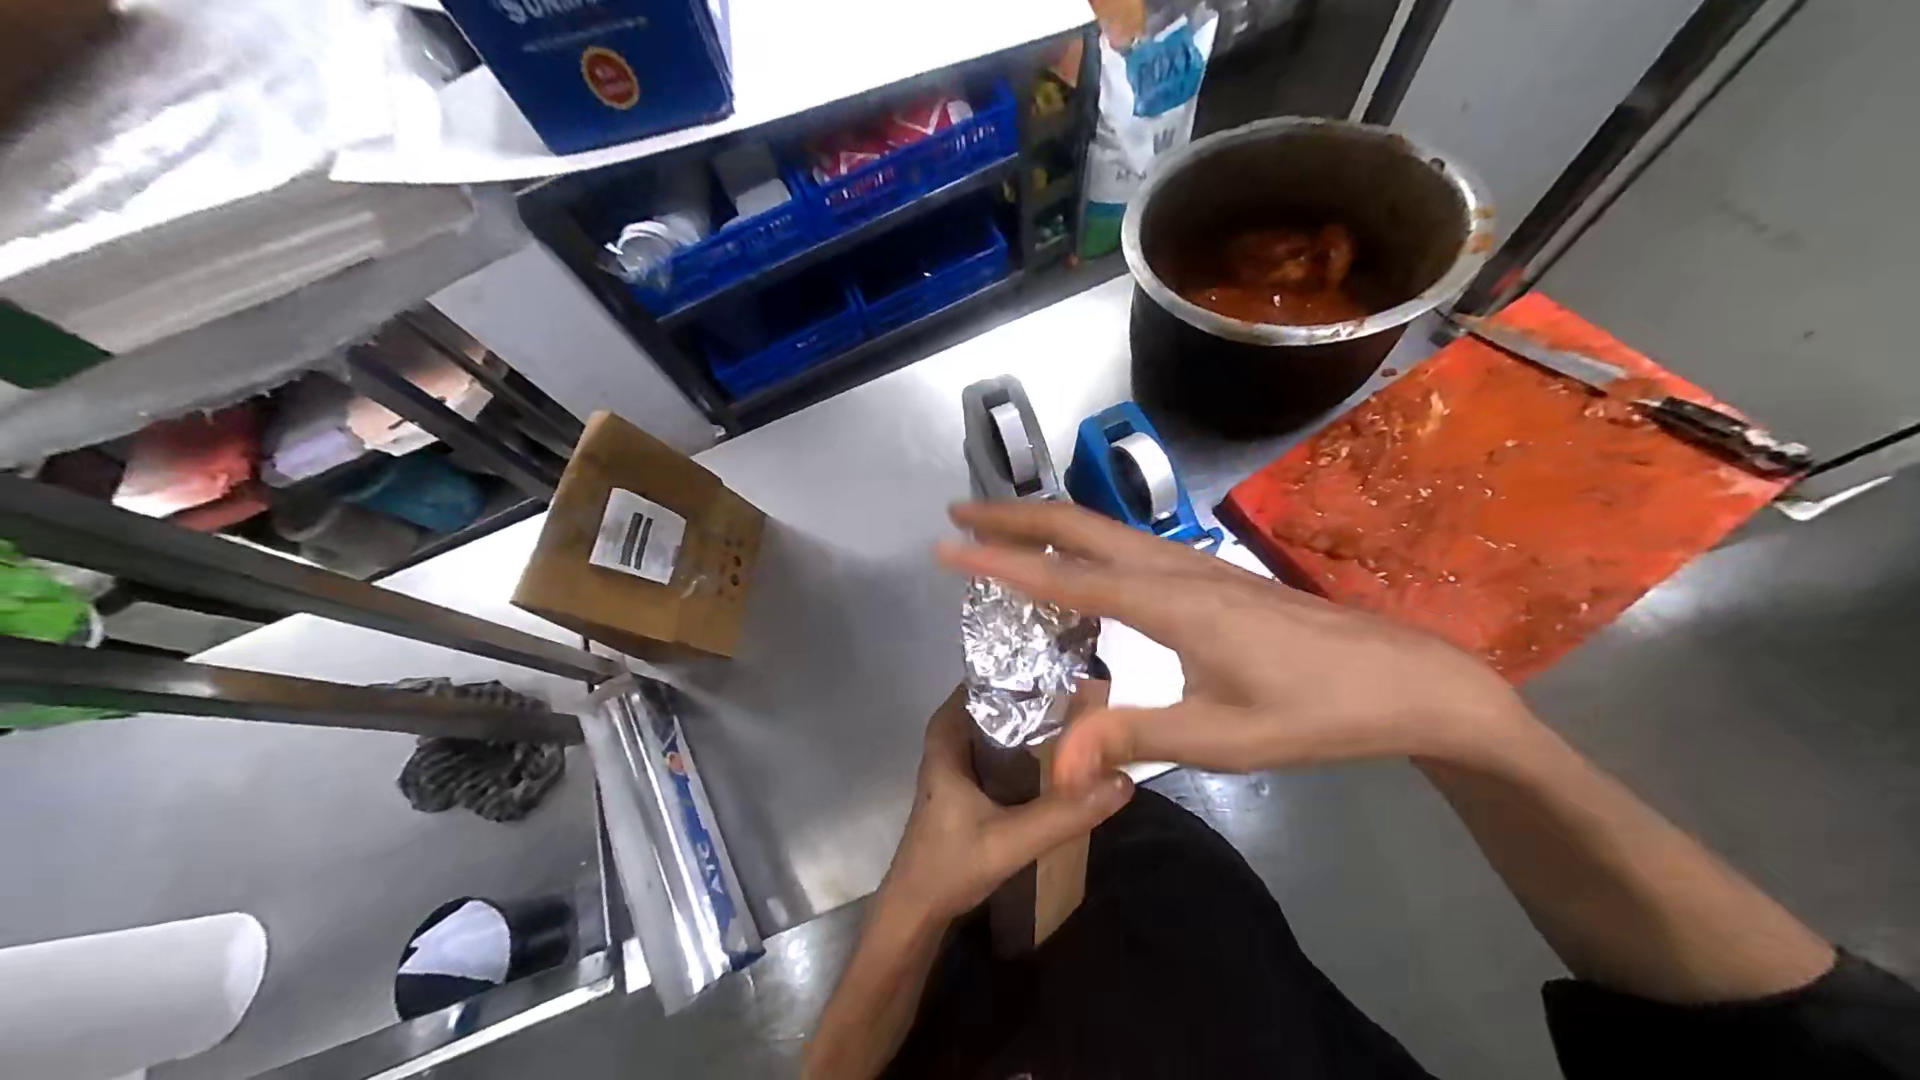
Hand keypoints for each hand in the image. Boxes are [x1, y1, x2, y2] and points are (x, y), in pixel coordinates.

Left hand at [880, 685, 1133, 922]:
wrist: (916, 912)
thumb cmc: (949, 866)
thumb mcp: (1010, 841)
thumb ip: (1062, 814)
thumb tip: (1122, 781)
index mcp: (948, 738)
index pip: (983, 680)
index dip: (1023, 668)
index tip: (1067, 661)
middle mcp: (951, 742)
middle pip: (996, 702)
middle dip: (1037, 694)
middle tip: (1087, 687)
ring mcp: (959, 765)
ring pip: (1000, 727)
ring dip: (1034, 721)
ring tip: (1083, 712)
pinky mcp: (970, 786)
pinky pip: (1002, 751)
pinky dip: (1028, 747)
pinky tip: (1061, 754)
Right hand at [936, 501, 1539, 792]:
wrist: (1405, 680)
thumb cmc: (1316, 713)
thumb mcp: (1224, 740)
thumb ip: (1134, 737)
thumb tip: (1058, 760)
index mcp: (1169, 603)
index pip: (1063, 575)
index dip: (999, 560)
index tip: (947, 545)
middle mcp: (1173, 568)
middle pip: (1078, 525)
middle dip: (1012, 516)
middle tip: (959, 513)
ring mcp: (1193, 563)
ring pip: (1102, 528)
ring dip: (1044, 523)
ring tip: (998, 530)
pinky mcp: (1208, 573)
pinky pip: (1125, 545)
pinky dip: (1079, 541)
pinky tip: (1073, 562)